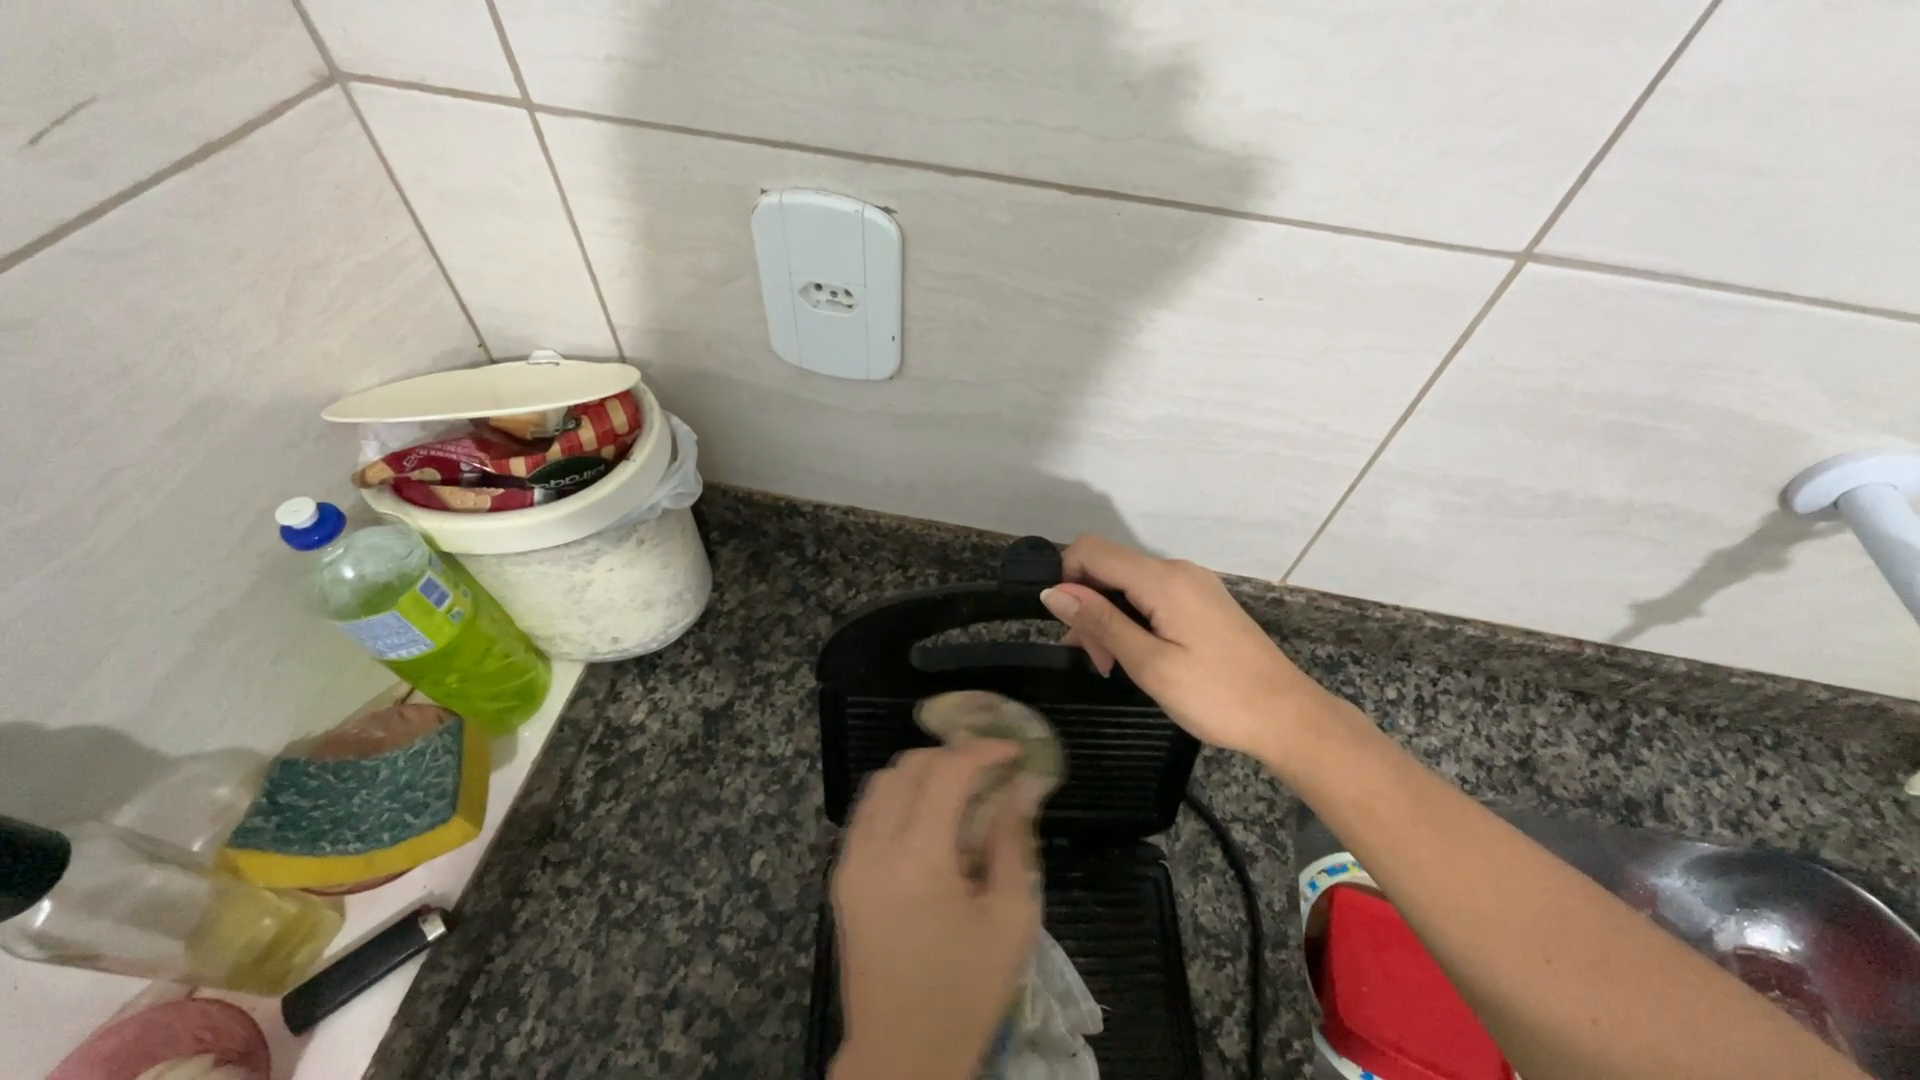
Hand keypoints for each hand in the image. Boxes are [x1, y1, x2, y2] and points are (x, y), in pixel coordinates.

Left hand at [830, 741, 1040, 1079]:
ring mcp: (848, 863)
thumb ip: (1014, 841)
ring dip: (922, 774)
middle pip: (907, 767)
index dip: (983, 751)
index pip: (946, 773)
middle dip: (952, 757)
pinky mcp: (841, 879)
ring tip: (963, 792)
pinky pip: (868, 815)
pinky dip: (900, 800)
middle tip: (991, 770)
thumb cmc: (966, 992)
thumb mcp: (1011, 918)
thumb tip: (1022, 786)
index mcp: (916, 860)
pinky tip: (931, 823)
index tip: (1015, 751)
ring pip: (880, 784)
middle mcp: (871, 849)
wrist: (901, 1056)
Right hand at [1040, 534, 1333, 756]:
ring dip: (1110, 619)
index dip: (1066, 579)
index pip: (1091, 550)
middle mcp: (1178, 570)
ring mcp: (1194, 585)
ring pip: (1129, 586)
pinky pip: (1152, 597)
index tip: (1070, 628)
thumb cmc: (1217, 696)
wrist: (1288, 717)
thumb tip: (1053, 592)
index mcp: (1163, 580)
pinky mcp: (1203, 602)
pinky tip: (1139, 657)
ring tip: (1115, 668)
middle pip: (1109, 568)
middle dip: (1089, 607)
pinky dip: (1134, 621)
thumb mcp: (1150, 664)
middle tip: (1097, 662)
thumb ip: (1101, 622)